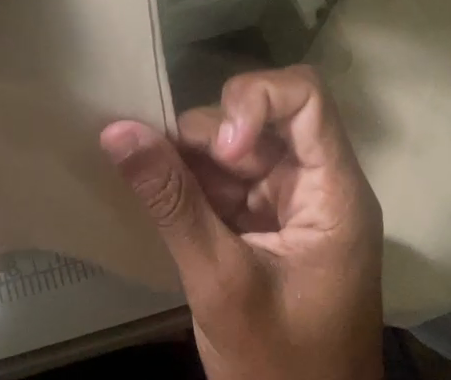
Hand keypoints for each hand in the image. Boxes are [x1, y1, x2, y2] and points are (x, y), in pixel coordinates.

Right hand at [101, 66, 383, 379]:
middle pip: (260, 114)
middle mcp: (315, 184)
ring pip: (233, 142)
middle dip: (208, 140)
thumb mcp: (221, 283)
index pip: (305, 98)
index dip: (255, 101)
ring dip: (191, 164)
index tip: (221, 151)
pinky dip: (191, 185)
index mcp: (333, 194)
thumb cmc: (280, 366)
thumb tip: (116, 129)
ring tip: (164, 202)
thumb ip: (172, 201)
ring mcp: (288, 201)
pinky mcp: (262, 220)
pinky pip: (223, 176)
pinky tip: (168, 207)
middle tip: (171, 183)